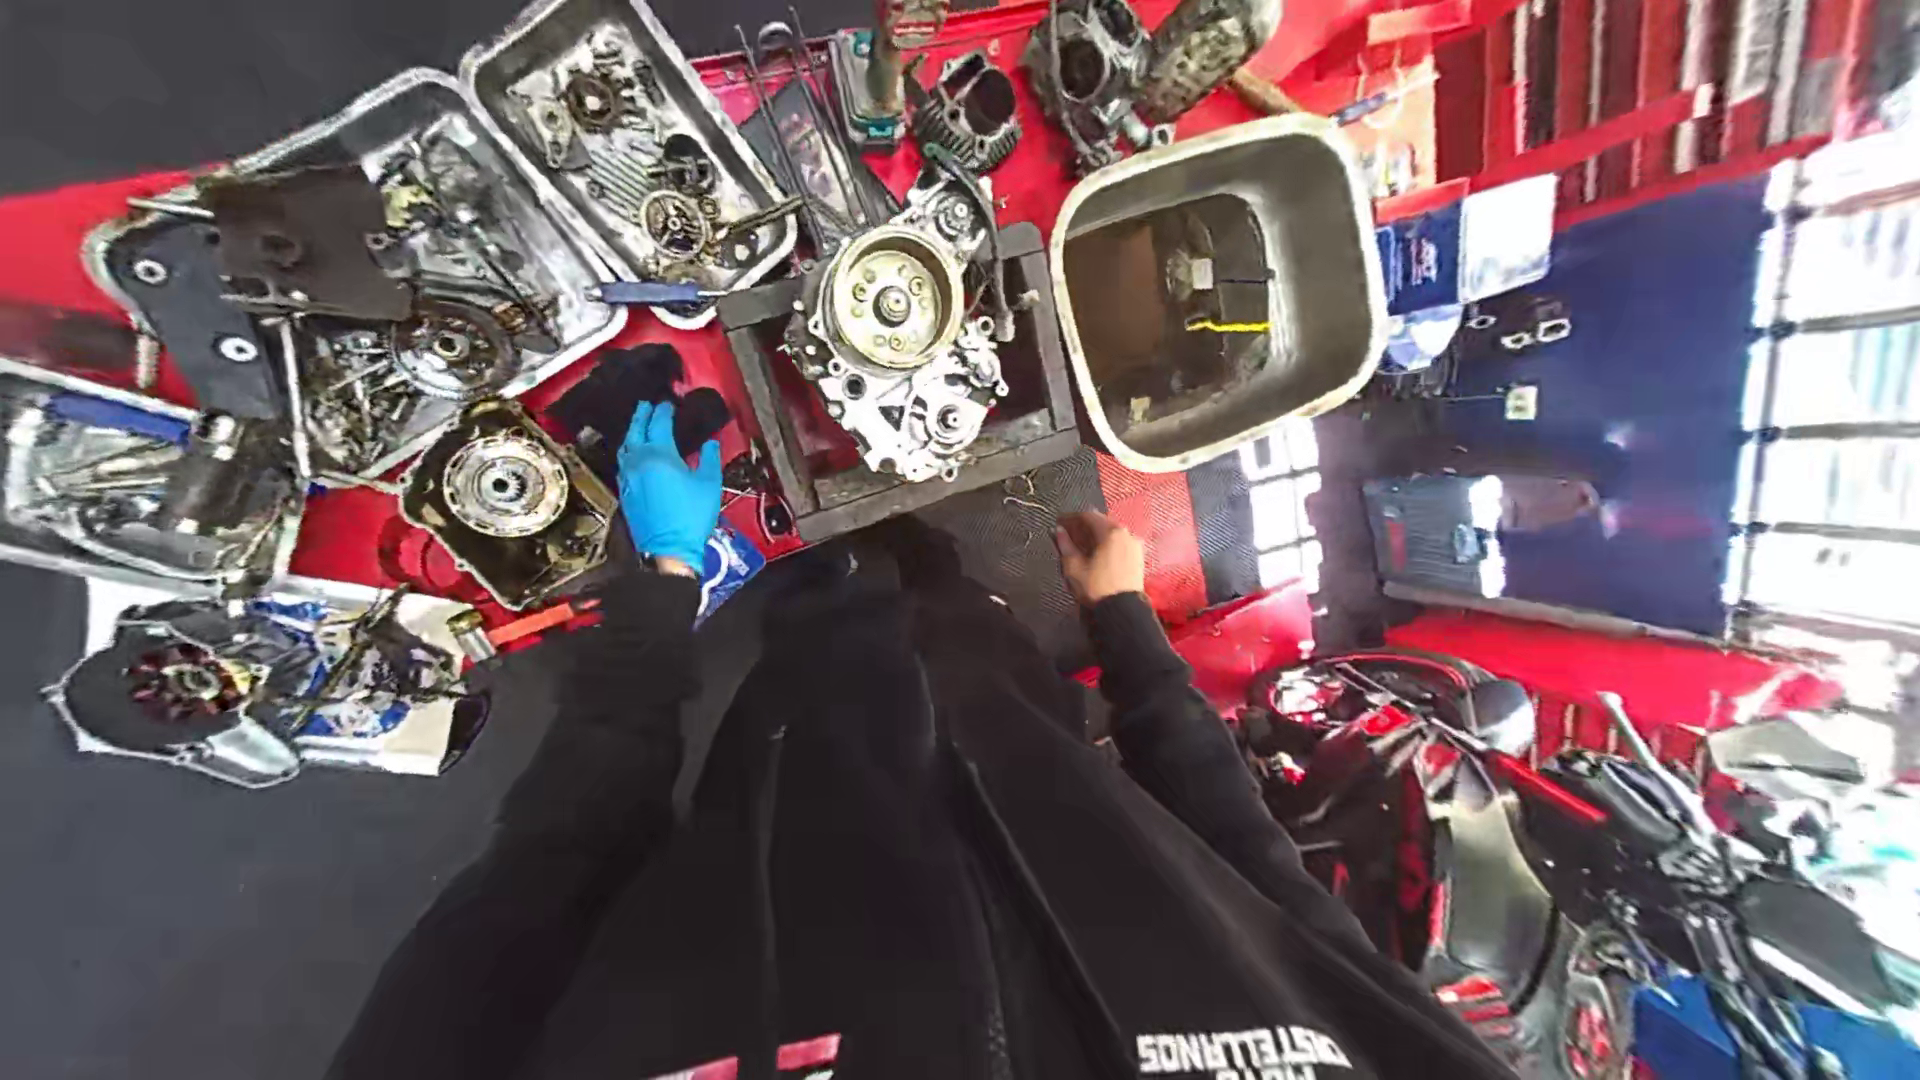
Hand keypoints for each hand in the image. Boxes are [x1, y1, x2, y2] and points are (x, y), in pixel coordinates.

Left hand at [617, 401, 721, 567]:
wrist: (669, 547)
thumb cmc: (691, 516)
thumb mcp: (709, 484)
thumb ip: (709, 458)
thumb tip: (710, 444)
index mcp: (659, 454)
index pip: (659, 424)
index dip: (664, 411)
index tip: (669, 404)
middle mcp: (638, 461)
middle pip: (636, 430)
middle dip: (642, 415)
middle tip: (647, 406)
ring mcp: (628, 476)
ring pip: (626, 445)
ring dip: (632, 431)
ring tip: (639, 425)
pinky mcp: (626, 490)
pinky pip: (623, 461)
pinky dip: (629, 450)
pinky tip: (635, 453)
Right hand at [1054, 511, 1144, 605]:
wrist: (1123, 610)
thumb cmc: (1097, 587)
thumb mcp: (1074, 567)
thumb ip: (1065, 545)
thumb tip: (1059, 530)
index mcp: (1110, 532)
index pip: (1088, 515)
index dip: (1071, 518)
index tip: (1060, 523)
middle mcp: (1126, 533)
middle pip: (1101, 522)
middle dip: (1084, 525)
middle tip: (1069, 533)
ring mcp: (1134, 544)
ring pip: (1111, 532)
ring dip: (1096, 534)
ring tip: (1082, 544)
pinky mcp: (1138, 556)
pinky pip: (1120, 542)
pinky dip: (1107, 543)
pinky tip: (1097, 553)